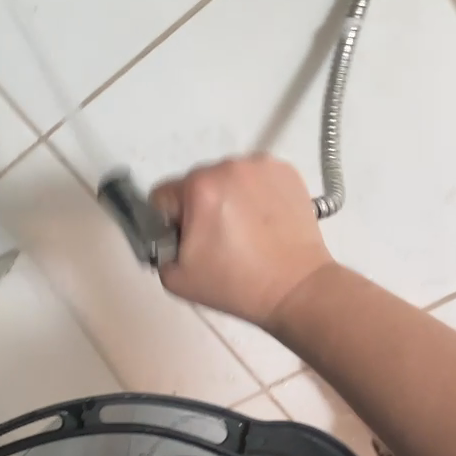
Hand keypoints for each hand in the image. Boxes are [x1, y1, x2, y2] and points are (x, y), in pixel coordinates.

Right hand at [149, 155, 335, 326]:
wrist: (296, 289)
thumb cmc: (236, 285)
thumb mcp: (175, 279)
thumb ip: (159, 249)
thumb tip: (172, 236)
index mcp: (199, 187)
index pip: (163, 197)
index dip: (170, 223)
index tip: (190, 243)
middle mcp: (229, 167)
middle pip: (196, 184)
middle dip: (200, 208)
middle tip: (220, 242)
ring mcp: (262, 166)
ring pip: (227, 180)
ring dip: (228, 199)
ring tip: (245, 232)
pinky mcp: (287, 171)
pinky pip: (256, 179)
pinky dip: (256, 195)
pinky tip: (264, 222)